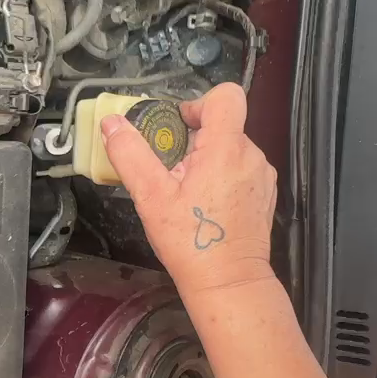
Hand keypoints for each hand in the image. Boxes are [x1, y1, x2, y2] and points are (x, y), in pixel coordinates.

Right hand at [99, 82, 276, 297]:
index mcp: (226, 148)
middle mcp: (251, 155)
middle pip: (222, 126)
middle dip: (193, 142)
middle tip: (170, 174)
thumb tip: (112, 124)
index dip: (197, 104)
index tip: (176, 129)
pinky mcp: (264, 195)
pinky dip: (221, 179)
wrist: (227, 281)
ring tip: (186, 195)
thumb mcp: (150, 196)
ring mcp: (262, 176)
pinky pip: (240, 171)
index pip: (225, 96)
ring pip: (230, 150)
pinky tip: (204, 207)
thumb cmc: (188, 240)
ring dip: (206, 162)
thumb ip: (130, 154)